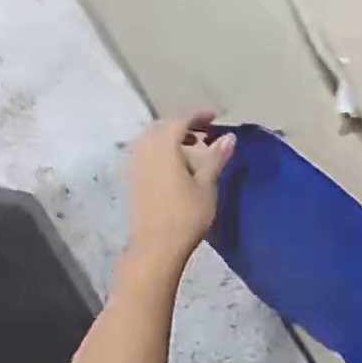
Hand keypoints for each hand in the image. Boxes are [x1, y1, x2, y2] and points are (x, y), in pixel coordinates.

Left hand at [125, 110, 235, 263]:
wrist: (156, 246)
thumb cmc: (186, 215)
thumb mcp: (207, 185)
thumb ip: (216, 158)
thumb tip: (229, 137)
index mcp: (163, 144)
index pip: (181, 120)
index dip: (199, 116)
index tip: (214, 118)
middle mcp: (144, 149)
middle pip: (163, 128)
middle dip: (184, 127)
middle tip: (204, 134)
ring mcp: (134, 165)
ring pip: (152, 142)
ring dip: (171, 141)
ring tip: (191, 152)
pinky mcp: (132, 181)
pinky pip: (147, 156)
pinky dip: (162, 154)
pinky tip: (175, 168)